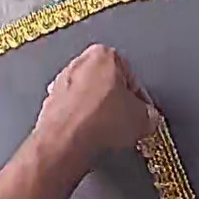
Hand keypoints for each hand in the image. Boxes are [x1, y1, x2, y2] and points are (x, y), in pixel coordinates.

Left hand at [33, 45, 160, 167]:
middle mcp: (78, 63)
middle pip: (105, 85)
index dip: (139, 100)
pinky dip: (79, 124)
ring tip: (105, 135)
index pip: (130, 76)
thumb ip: (150, 115)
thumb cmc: (99, 123)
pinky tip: (87, 138)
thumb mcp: (142, 120)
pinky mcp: (48, 105)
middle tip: (124, 125)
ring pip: (86, 99)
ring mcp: (60, 84)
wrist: (66, 144)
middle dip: (115, 105)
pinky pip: (71, 113)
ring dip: (96, 115)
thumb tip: (149, 119)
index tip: (141, 114)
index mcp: (104, 55)